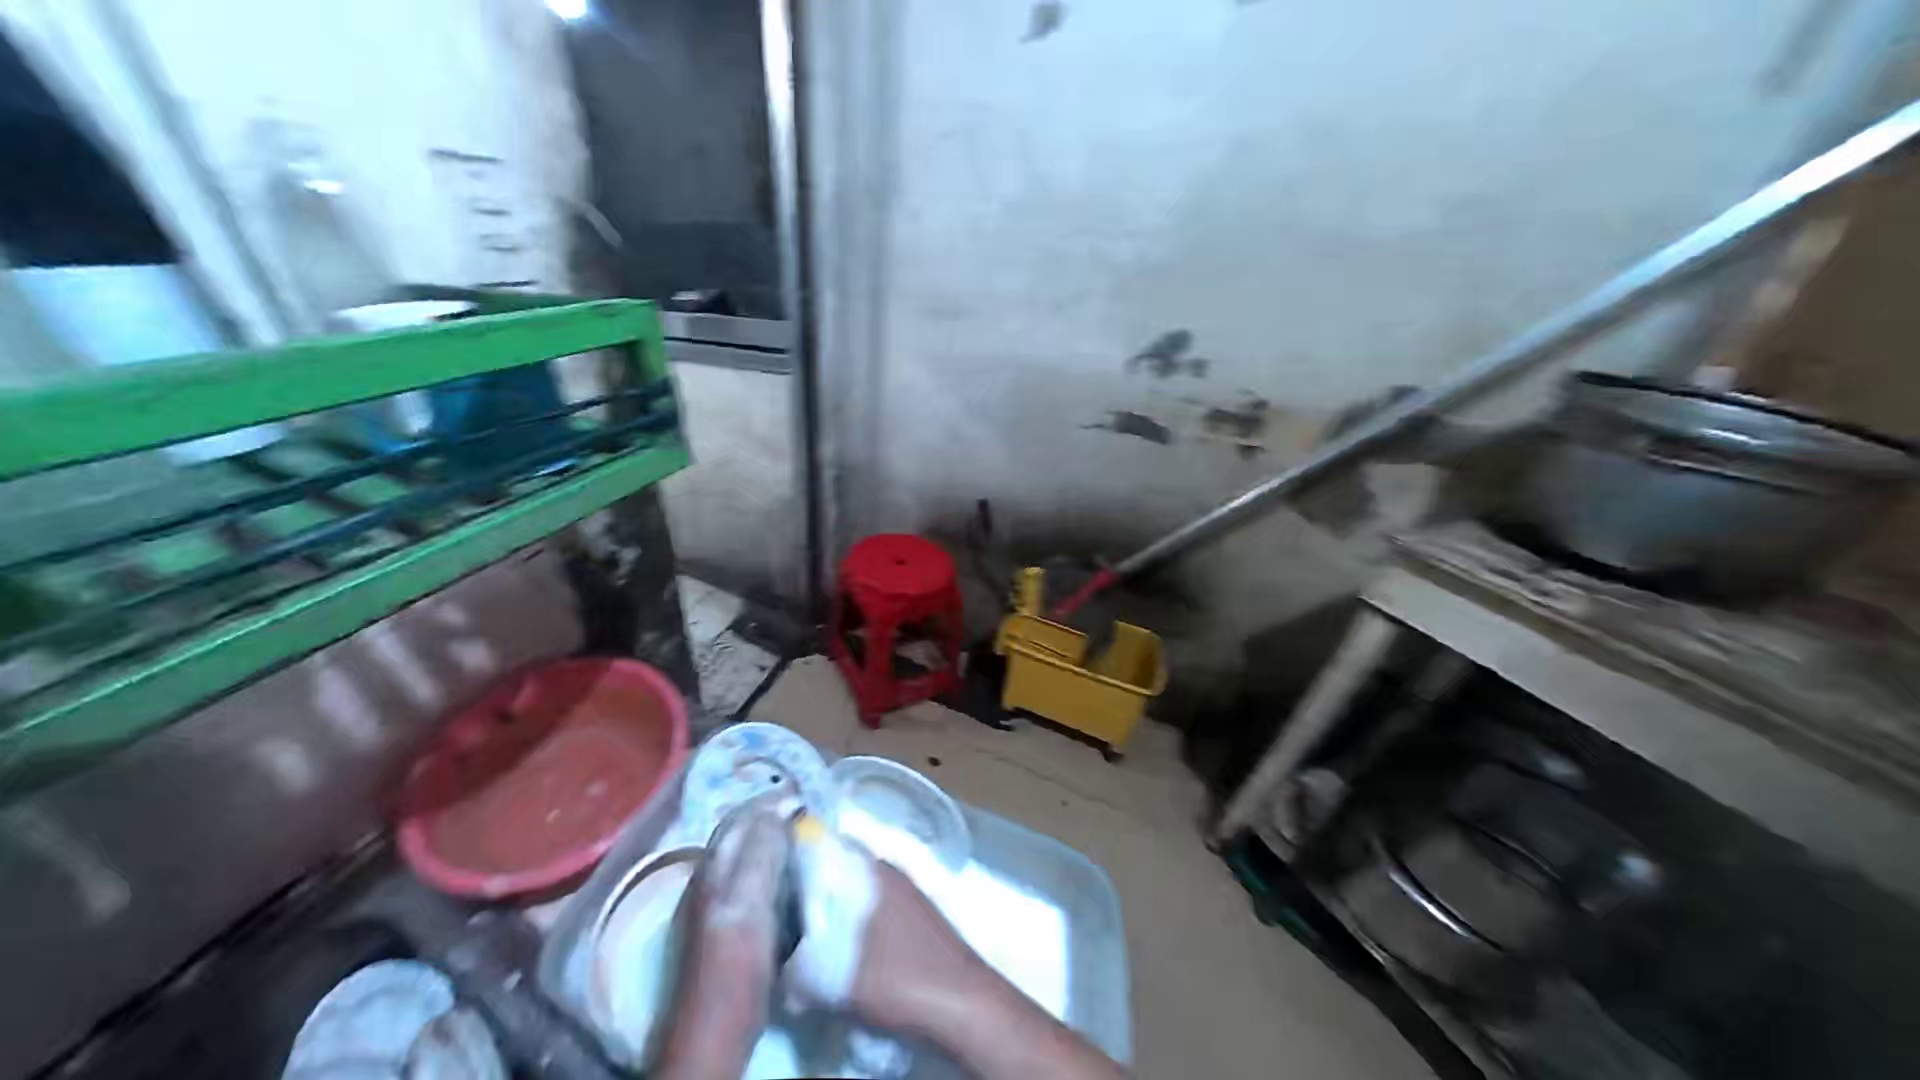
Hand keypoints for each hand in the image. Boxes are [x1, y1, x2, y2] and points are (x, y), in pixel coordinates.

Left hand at [654, 800, 790, 1079]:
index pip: (744, 815)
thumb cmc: (734, 964)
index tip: (810, 796)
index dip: (775, 801)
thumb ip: (762, 853)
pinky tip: (796, 879)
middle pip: (746, 833)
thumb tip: (781, 805)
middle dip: (778, 818)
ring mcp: (716, 902)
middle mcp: (711, 877)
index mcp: (715, 867)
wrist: (714, 1031)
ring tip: (811, 841)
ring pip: (750, 856)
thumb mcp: (750, 903)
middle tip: (815, 816)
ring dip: (778, 842)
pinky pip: (755, 879)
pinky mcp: (729, 924)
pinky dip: (776, 868)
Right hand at [786, 825, 1122, 1079]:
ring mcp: (902, 891)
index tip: (764, 864)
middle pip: (835, 864)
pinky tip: (837, 948)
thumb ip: (798, 971)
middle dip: (806, 884)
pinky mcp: (912, 915)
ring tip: (801, 932)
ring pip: (851, 887)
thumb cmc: (901, 979)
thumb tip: (774, 970)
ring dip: (828, 906)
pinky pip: (868, 906)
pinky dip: (848, 920)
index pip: (823, 840)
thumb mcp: (836, 980)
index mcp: (869, 870)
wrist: (962, 1003)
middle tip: (778, 907)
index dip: (792, 848)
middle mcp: (886, 870)